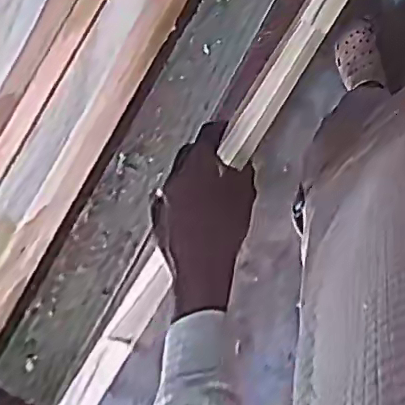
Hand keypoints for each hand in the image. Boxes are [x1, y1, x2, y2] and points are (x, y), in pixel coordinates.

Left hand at [152, 122, 256, 317]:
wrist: (202, 274)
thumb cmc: (225, 233)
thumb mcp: (245, 195)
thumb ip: (242, 171)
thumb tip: (241, 162)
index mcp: (196, 166)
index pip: (207, 134)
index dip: (221, 130)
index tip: (229, 132)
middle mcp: (174, 178)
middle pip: (189, 154)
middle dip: (205, 153)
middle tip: (223, 159)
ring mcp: (162, 200)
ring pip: (178, 177)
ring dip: (193, 177)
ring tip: (212, 187)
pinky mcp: (159, 221)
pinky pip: (170, 199)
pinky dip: (183, 198)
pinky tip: (197, 210)